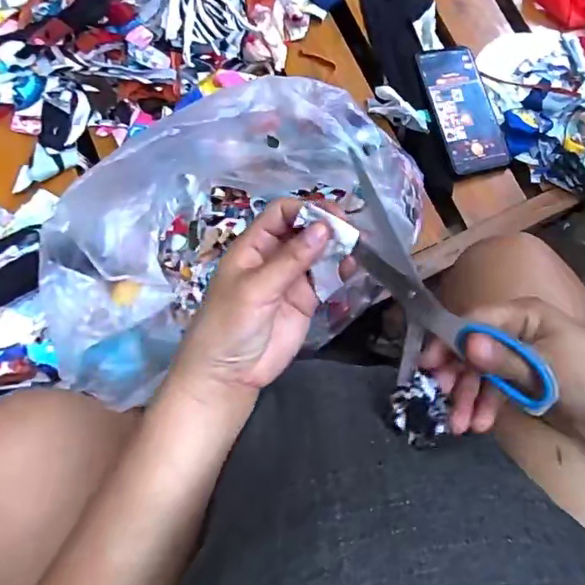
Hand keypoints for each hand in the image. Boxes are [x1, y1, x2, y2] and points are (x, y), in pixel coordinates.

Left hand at [170, 197, 334, 393]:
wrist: (227, 375)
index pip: (281, 213)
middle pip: (305, 229)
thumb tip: (325, 227)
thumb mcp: (257, 289)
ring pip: (319, 251)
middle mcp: (274, 256)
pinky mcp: (307, 299)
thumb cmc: (229, 326)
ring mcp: (292, 278)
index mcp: (253, 247)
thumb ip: (292, 259)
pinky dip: (341, 268)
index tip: (331, 216)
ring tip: (357, 247)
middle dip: (327, 224)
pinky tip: (351, 267)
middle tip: (350, 230)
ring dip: (338, 246)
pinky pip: (327, 276)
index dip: (306, 209)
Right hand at [419, 297, 584, 442]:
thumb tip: (466, 343)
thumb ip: (504, 358)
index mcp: (525, 315)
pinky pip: (495, 389)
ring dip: (469, 397)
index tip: (428, 364)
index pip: (477, 320)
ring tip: (460, 426)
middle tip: (442, 397)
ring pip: (482, 372)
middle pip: (475, 348)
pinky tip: (478, 425)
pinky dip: (485, 405)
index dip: (450, 340)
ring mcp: (521, 358)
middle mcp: (519, 331)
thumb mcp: (545, 367)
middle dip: (458, 374)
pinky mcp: (525, 382)